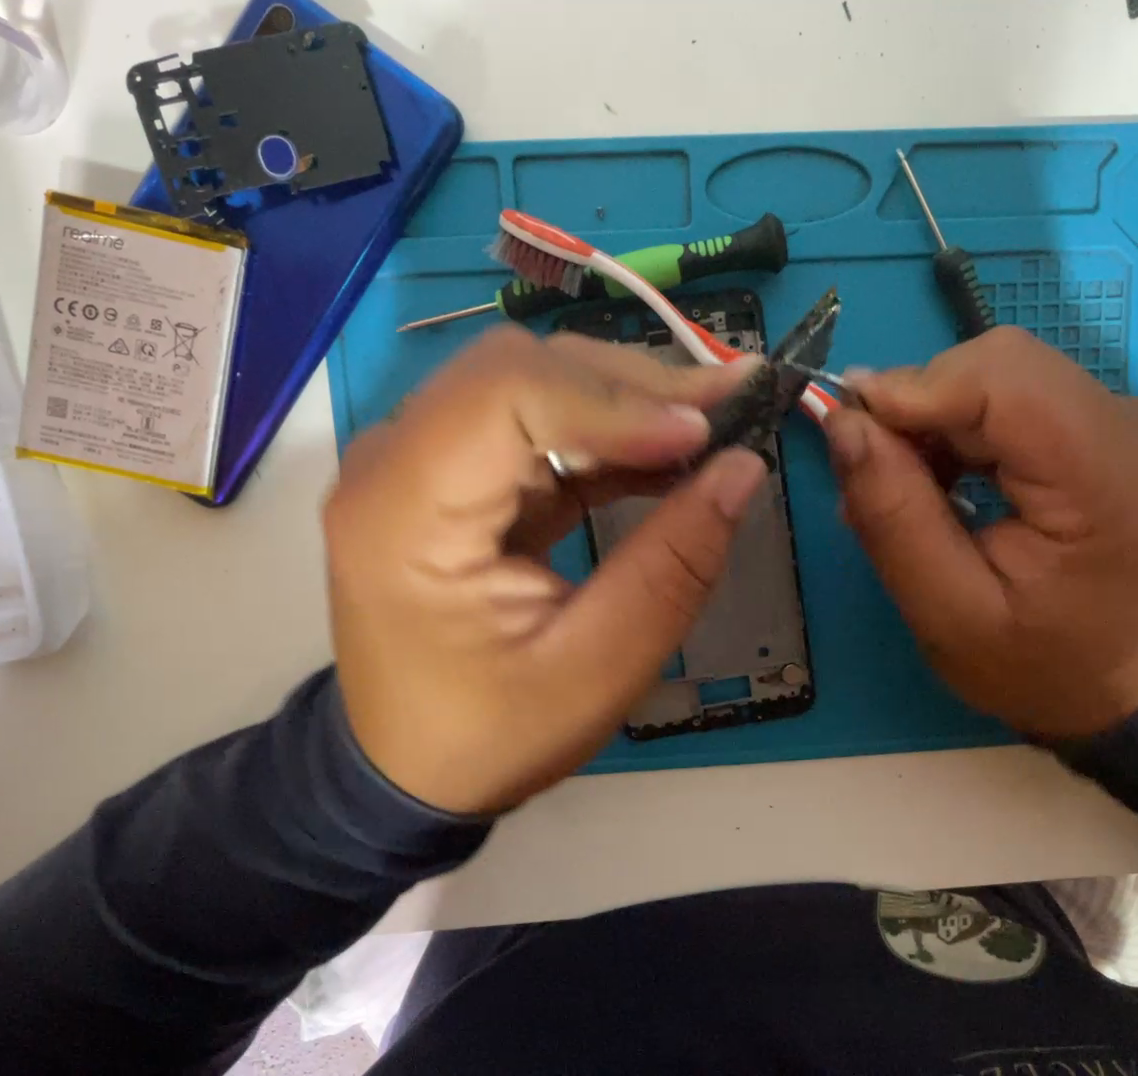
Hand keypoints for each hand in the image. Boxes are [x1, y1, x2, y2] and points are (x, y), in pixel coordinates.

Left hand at [324, 327, 764, 813]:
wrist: (408, 767)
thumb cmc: (491, 733)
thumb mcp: (597, 669)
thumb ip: (672, 567)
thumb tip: (743, 467)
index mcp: (405, 513)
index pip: (506, 396)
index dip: (614, 400)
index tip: (704, 435)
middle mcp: (394, 461)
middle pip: (518, 370)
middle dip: (631, 385)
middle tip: (730, 409)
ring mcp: (414, 460)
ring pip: (529, 381)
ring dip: (623, 399)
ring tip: (711, 425)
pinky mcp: (446, 472)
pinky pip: (530, 421)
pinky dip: (602, 430)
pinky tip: (664, 452)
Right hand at [823, 327, 1137, 739]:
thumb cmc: (1045, 667)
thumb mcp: (950, 616)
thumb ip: (893, 517)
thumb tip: (842, 422)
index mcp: (1106, 477)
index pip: (1000, 377)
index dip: (912, 389)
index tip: (848, 429)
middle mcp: (1133, 424)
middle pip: (998, 367)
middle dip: (920, 410)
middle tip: (878, 480)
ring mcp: (1132, 418)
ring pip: (1003, 376)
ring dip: (939, 422)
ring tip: (914, 493)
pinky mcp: (1117, 424)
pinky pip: (1021, 397)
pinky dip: (968, 429)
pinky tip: (953, 482)